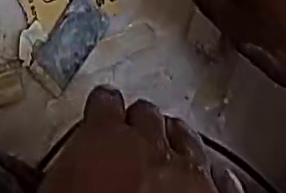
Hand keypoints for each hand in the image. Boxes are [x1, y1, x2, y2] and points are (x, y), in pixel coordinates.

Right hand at [39, 86, 233, 192]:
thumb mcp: (60, 190)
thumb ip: (69, 168)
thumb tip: (68, 171)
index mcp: (105, 135)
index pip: (105, 100)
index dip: (103, 107)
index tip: (102, 111)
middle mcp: (150, 145)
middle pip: (147, 114)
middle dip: (140, 122)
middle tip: (134, 133)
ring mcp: (191, 176)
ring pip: (188, 140)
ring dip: (177, 142)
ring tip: (172, 148)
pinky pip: (226, 182)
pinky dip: (218, 178)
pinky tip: (216, 179)